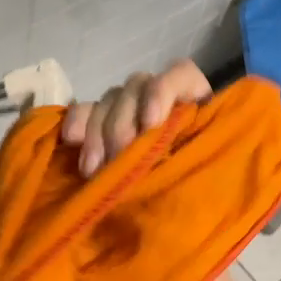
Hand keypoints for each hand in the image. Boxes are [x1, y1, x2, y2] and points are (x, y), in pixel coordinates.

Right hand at [60, 59, 213, 175]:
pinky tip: (71, 142)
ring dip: (99, 131)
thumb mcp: (209, 168)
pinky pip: (85, 110)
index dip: (161, 91)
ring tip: (93, 169)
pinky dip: (77, 122)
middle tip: (118, 158)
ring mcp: (130, 107)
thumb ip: (195, 157)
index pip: (180, 74)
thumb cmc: (207, 180)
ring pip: (109, 99)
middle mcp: (159, 95)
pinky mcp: (103, 122)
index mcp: (195, 98)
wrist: (186, 205)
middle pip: (136, 87)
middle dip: (124, 124)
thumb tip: (177, 169)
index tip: (150, 123)